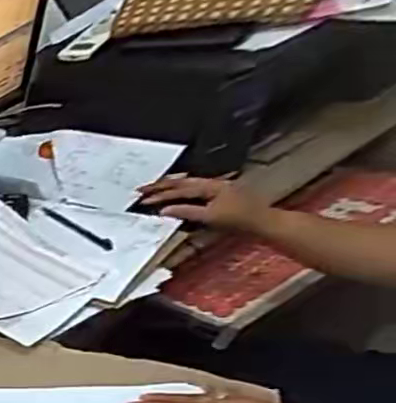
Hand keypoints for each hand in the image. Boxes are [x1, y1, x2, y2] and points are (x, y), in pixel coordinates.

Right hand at [136, 176, 273, 234]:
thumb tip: (163, 210)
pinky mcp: (219, 192)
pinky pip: (196, 187)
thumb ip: (186, 212)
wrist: (261, 221)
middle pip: (184, 182)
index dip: (161, 196)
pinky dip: (181, 188)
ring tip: (153, 187)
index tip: (143, 201)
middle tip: (142, 189)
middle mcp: (215, 183)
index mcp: (213, 187)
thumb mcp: (209, 217)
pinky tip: (173, 189)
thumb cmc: (236, 219)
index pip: (181, 191)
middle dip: (162, 185)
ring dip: (170, 185)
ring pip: (190, 182)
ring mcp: (218, 186)